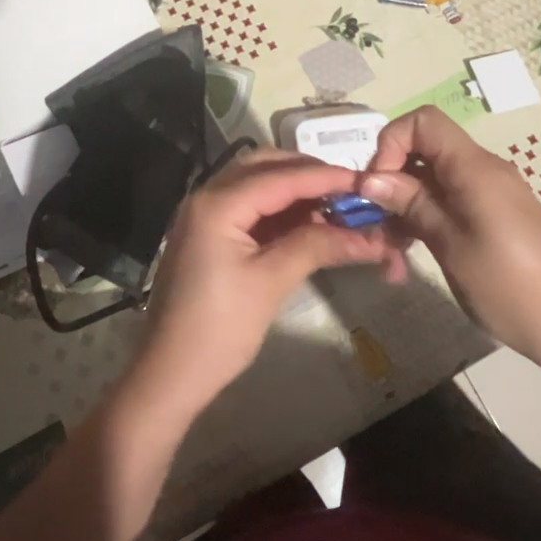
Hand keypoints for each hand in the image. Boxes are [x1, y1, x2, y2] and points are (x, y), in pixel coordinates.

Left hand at [133, 149, 401, 410]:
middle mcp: (207, 197)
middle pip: (265, 167)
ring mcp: (204, 215)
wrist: (169, 373)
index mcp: (217, 204)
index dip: (326, 177)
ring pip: (257, 184)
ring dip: (295, 191)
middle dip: (309, 175)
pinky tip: (309, 225)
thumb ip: (317, 247)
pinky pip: (248, 207)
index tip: (367, 183)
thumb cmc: (218, 329)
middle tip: (350, 192)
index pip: (281, 176)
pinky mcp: (208, 235)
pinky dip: (280, 210)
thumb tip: (371, 235)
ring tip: (337, 208)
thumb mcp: (271, 283)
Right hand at [357, 107, 540, 376]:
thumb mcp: (450, 245)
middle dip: (391, 182)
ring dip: (404, 208)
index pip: (423, 121)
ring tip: (389, 253)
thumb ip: (410, 204)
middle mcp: (484, 171)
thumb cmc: (509, 286)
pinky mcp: (494, 217)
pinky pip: (450, 202)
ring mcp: (490, 194)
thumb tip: (369, 178)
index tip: (376, 187)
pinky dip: (425, 220)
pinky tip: (410, 256)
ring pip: (432, 181)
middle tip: (373, 226)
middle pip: (424, 151)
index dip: (391, 143)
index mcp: (475, 168)